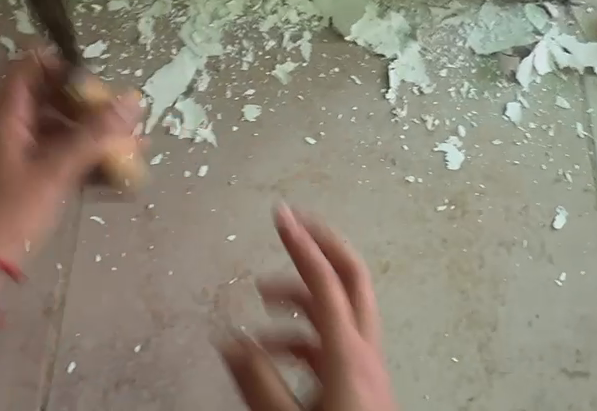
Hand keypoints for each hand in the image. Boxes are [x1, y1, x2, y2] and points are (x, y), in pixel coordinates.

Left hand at [0, 45, 139, 302]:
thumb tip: (134, 99)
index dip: (66, 68)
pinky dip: (74, 163)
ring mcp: (0, 160)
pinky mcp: (5, 187)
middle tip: (125, 123)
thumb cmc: (0, 220)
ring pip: (51, 133)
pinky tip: (108, 178)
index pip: (32, 67)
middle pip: (47, 100)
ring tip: (130, 151)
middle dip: (89, 109)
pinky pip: (45, 160)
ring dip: (89, 139)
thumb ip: (94, 134)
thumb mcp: (52, 175)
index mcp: (2, 118)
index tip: (100, 86)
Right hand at [220, 206, 398, 410]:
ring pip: (340, 310)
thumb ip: (259, 379)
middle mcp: (366, 349)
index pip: (326, 279)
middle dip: (322, 243)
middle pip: (352, 275)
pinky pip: (336, 340)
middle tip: (294, 225)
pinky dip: (305, 333)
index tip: (281, 214)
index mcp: (351, 351)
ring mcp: (369, 365)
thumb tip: (227, 340)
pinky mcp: (364, 382)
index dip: (301, 242)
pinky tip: (275, 347)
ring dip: (301, 297)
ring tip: (262, 301)